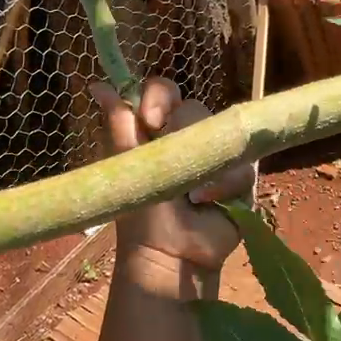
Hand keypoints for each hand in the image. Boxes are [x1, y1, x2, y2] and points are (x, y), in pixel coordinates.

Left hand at [89, 77, 254, 284]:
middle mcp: (189, 138)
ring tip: (190, 196)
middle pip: (194, 107)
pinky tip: (208, 203)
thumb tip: (97, 85)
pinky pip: (243, 164)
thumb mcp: (129, 165)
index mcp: (158, 131)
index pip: (165, 92)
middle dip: (181, 128)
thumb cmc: (144, 216)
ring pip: (222, 132)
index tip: (150, 119)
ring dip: (204, 165)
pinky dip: (225, 184)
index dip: (160, 97)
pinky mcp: (241, 179)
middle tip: (170, 153)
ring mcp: (217, 157)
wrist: (170, 255)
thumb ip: (120, 124)